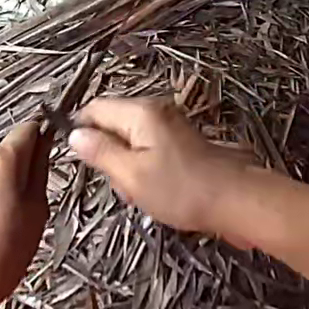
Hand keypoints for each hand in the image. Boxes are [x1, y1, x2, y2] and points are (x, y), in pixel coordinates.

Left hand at [0, 121, 49, 308]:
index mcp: (1, 161)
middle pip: (7, 153)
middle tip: (28, 208)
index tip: (49, 152)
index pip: (28, 129)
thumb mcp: (36, 215)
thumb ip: (40, 172)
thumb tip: (43, 147)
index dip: (42, 139)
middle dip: (19, 172)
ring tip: (1, 229)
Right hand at [67, 97, 253, 237]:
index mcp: (140, 112)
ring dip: (126, 167)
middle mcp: (155, 111)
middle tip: (121, 185)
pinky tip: (154, 192)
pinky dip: (143, 170)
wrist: (234, 200)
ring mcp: (169, 125)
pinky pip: (148, 150)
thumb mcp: (131, 175)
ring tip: (140, 193)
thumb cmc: (180, 189)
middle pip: (113, 124)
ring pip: (129, 141)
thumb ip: (100, 152)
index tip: (79, 159)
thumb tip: (75, 135)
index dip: (80, 129)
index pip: (96, 107)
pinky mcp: (180, 142)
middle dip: (108, 154)